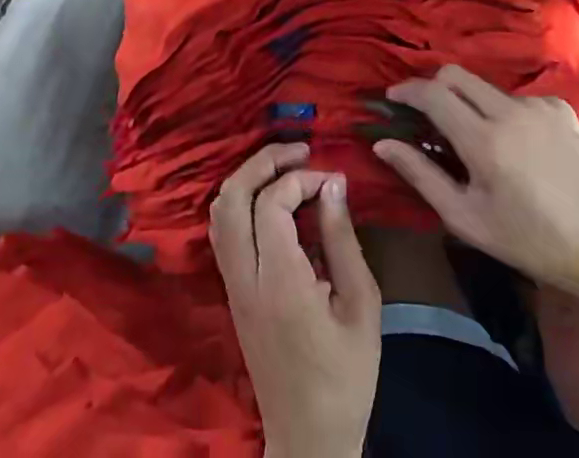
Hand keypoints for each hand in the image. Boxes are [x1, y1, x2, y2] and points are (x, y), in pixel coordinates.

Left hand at [211, 143, 381, 457]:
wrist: (309, 434)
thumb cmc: (347, 372)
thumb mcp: (361, 302)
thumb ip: (342, 239)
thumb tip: (333, 184)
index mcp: (280, 282)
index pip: (271, 204)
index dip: (301, 179)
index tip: (333, 182)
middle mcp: (244, 279)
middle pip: (229, 200)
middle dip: (261, 163)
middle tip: (299, 150)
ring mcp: (231, 288)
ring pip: (218, 215)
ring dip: (247, 180)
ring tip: (287, 167)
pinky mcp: (232, 295)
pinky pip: (223, 235)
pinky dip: (241, 203)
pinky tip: (273, 200)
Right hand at [373, 66, 578, 298]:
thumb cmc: (526, 239)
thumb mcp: (465, 216)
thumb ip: (421, 174)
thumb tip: (383, 144)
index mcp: (485, 140)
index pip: (434, 94)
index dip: (407, 90)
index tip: (392, 98)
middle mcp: (511, 110)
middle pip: (457, 75)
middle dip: (433, 86)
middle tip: (424, 114)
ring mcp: (540, 104)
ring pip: (487, 88)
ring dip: (470, 104)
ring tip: (476, 142)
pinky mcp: (560, 107)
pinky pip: (517, 99)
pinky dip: (503, 113)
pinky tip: (514, 146)